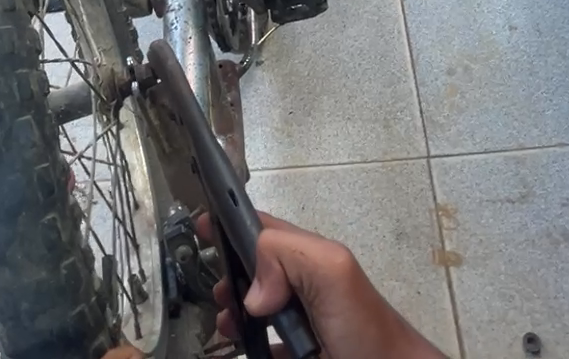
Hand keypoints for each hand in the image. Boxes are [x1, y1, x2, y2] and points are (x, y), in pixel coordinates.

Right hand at [201, 213, 446, 358]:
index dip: (233, 223)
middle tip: (217, 291)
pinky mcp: (298, 356)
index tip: (202, 227)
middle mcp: (304, 287)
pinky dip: (247, 347)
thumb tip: (252, 290)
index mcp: (310, 257)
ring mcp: (302, 326)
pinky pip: (265, 348)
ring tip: (225, 325)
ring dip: (235, 315)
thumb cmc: (366, 327)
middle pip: (255, 271)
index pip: (265, 229)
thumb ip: (288, 254)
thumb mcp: (331, 270)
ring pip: (256, 312)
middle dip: (229, 274)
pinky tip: (237, 350)